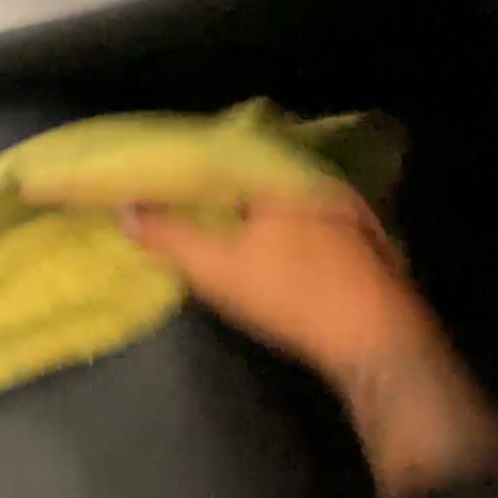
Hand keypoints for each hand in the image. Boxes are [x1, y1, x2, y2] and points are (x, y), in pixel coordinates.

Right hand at [116, 200, 497, 497]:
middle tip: (181, 201)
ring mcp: (347, 214)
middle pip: (256, 179)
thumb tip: (124, 211)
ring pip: (282, 201)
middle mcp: (321, 185)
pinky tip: (260, 246)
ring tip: (213, 221)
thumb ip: (167, 236)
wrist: (373, 339)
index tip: (160, 179)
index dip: (190, 168)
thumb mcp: (214, 267)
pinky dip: (274, 227)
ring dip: (247, 210)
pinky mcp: (360, 243)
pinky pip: (302, 221)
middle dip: (218, 190)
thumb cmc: (289, 294)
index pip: (228, 157)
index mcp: (285, 179)